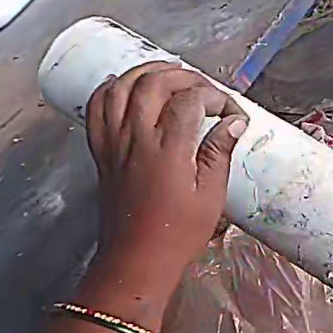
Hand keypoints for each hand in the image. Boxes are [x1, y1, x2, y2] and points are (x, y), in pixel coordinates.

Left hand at [84, 62, 246, 300]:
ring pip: (122, 87)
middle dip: (183, 76)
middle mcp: (137, 139)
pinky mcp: (101, 151)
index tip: (229, 109)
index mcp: (168, 150)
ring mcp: (114, 143)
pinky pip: (97, 109)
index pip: (191, 101)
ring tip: (168, 72)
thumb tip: (234, 122)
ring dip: (146, 72)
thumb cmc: (177, 234)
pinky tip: (124, 85)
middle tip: (203, 87)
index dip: (215, 97)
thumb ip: (220, 153)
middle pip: (155, 84)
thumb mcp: (210, 197)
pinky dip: (109, 89)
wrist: (136, 260)